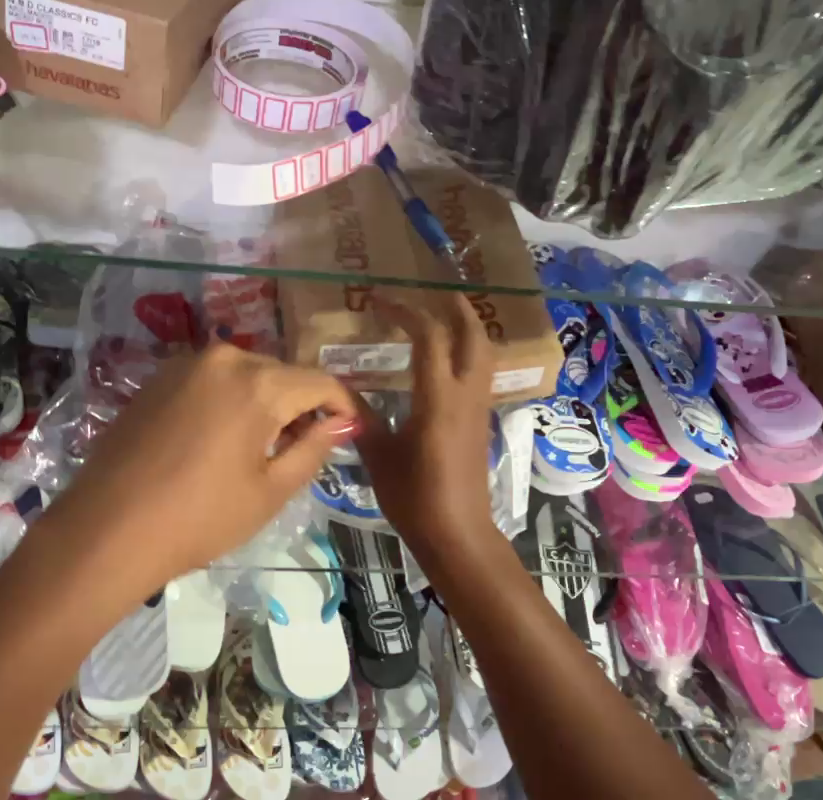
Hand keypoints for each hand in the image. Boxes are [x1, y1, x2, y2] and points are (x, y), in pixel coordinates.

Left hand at [43, 342, 358, 591]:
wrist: (105, 530)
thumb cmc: (198, 518)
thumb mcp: (269, 491)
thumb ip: (313, 448)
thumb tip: (342, 421)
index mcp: (258, 381)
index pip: (320, 381)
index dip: (345, 405)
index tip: (358, 430)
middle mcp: (224, 358)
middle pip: (282, 374)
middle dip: (302, 406)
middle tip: (307, 450)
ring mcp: (186, 364)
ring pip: (246, 375)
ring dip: (265, 403)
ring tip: (262, 451)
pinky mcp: (158, 378)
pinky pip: (213, 380)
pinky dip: (230, 401)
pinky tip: (221, 441)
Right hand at [357, 292, 498, 549]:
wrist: (458, 535)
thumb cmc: (415, 498)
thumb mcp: (379, 455)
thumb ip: (361, 416)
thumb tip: (338, 389)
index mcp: (438, 398)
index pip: (428, 336)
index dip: (405, 310)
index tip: (378, 299)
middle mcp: (465, 394)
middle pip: (472, 334)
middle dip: (455, 305)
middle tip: (432, 287)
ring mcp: (478, 406)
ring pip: (484, 351)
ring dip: (467, 324)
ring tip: (443, 312)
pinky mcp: (481, 420)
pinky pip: (481, 370)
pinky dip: (468, 349)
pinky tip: (446, 355)